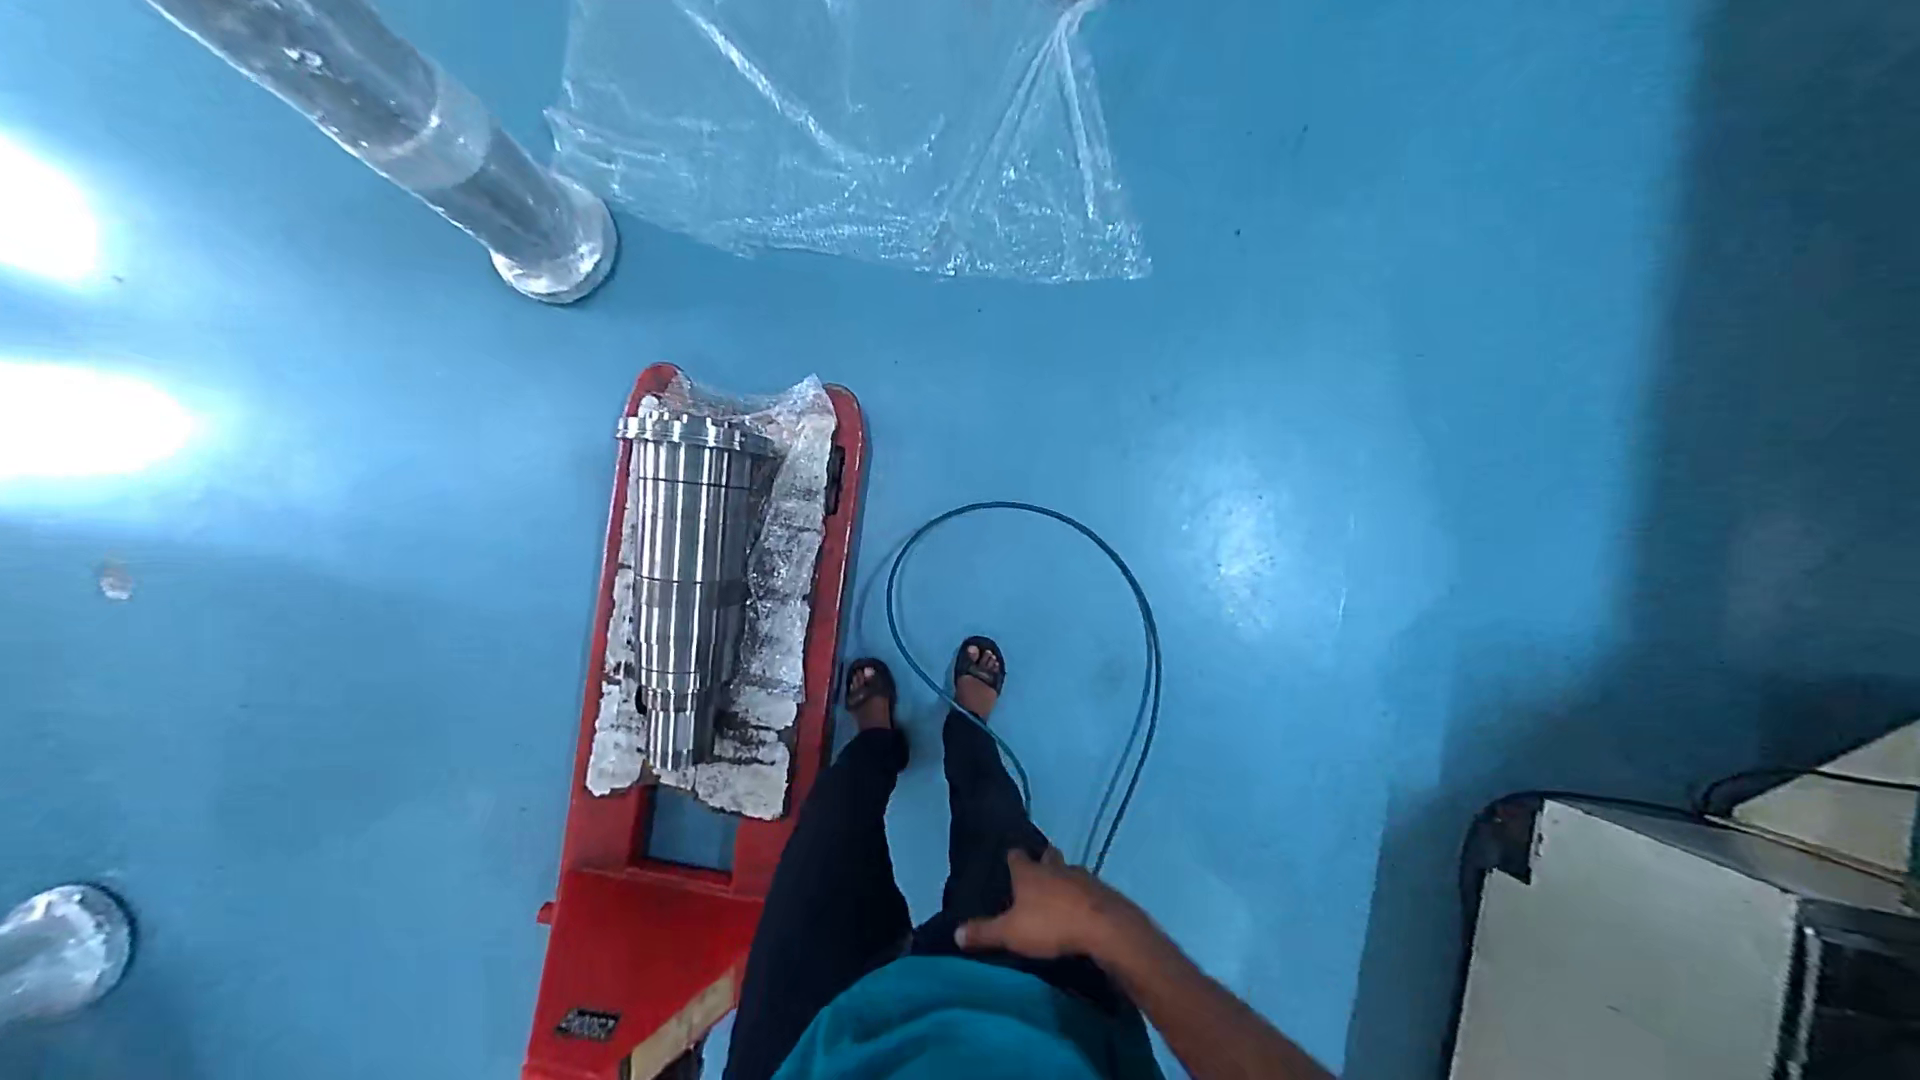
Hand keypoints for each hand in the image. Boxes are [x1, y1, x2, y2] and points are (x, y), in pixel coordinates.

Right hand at [955, 848, 1141, 959]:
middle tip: (1037, 871)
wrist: (1103, 928)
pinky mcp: (1102, 891)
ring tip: (1059, 894)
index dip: (1012, 857)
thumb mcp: (1011, 933)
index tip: (1009, 859)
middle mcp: (1054, 867)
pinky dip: (1083, 895)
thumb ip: (984, 932)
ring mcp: (1080, 876)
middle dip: (1042, 861)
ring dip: (1064, 878)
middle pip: (1047, 856)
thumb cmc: (1051, 925)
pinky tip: (1082, 909)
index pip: (1016, 856)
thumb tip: (955, 932)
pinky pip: (1088, 888)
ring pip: (1069, 870)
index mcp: (1029, 872)